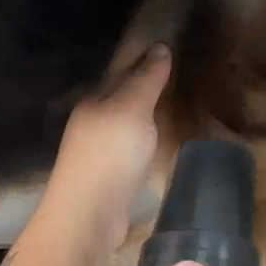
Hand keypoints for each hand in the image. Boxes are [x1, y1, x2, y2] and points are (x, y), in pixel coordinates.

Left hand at [41, 46, 170, 252]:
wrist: (88, 217)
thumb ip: (145, 80)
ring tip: (172, 110)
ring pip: (123, 131)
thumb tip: (159, 48)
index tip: (169, 49)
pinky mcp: (107, 184)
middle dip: (142, 91)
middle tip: (177, 77)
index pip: (121, 74)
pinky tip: (156, 148)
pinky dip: (142, 148)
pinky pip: (129, 156)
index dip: (143, 62)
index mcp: (93, 104)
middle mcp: (91, 127)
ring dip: (142, 122)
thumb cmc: (109, 156)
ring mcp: (97, 158)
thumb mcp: (131, 108)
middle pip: (120, 103)